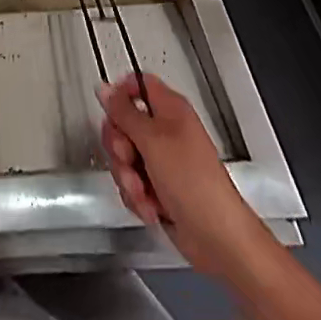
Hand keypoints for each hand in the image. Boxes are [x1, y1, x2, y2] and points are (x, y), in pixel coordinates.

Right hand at [98, 74, 269, 279]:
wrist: (215, 235)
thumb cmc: (196, 184)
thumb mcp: (151, 139)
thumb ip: (123, 112)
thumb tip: (106, 89)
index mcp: (170, 109)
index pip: (137, 84)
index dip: (120, 94)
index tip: (112, 113)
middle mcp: (166, 131)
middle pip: (124, 123)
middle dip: (119, 146)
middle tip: (129, 156)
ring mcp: (162, 159)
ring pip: (124, 156)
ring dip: (127, 176)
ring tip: (143, 188)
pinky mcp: (158, 185)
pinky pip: (131, 180)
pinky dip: (136, 195)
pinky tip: (150, 204)